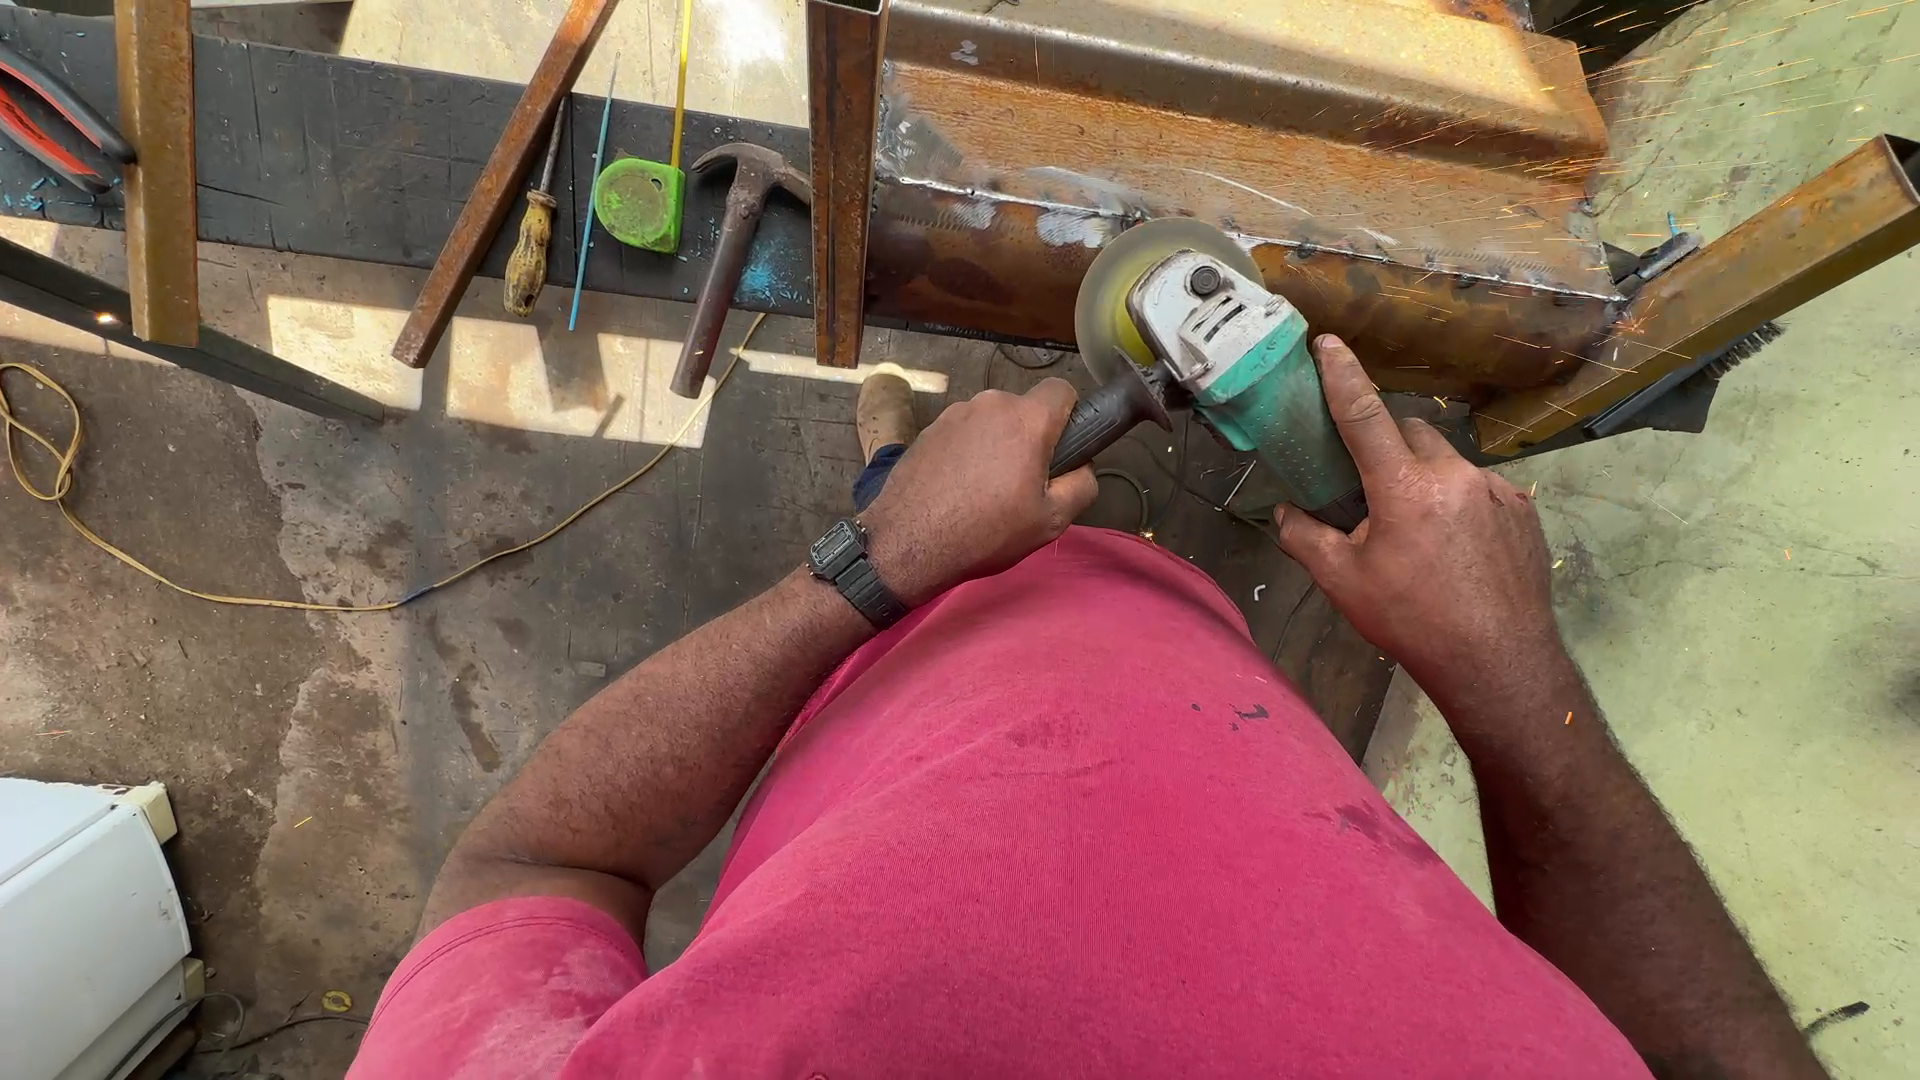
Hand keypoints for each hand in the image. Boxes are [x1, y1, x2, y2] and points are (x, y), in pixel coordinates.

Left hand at [861, 379, 1098, 605]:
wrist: (908, 542)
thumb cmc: (985, 532)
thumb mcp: (1050, 521)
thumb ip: (1082, 485)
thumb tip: (1083, 467)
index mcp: (1026, 419)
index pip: (1062, 389)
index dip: (1069, 417)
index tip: (1061, 451)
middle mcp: (989, 403)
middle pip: (1024, 410)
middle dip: (1029, 439)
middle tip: (1021, 485)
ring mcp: (953, 414)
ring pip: (991, 423)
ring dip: (995, 446)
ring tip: (983, 492)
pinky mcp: (928, 430)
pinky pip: (962, 434)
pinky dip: (966, 454)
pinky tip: (957, 489)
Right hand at [1275, 336, 1570, 716]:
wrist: (1499, 662)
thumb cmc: (1409, 619)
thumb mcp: (1341, 581)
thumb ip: (1304, 537)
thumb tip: (1286, 513)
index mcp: (1404, 486)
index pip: (1365, 416)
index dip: (1342, 376)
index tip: (1328, 342)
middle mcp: (1454, 475)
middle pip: (1411, 431)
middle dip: (1385, 443)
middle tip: (1368, 487)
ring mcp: (1497, 491)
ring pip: (1445, 461)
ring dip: (1421, 476)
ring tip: (1413, 528)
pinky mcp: (1524, 512)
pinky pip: (1478, 488)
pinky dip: (1455, 501)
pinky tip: (1452, 546)